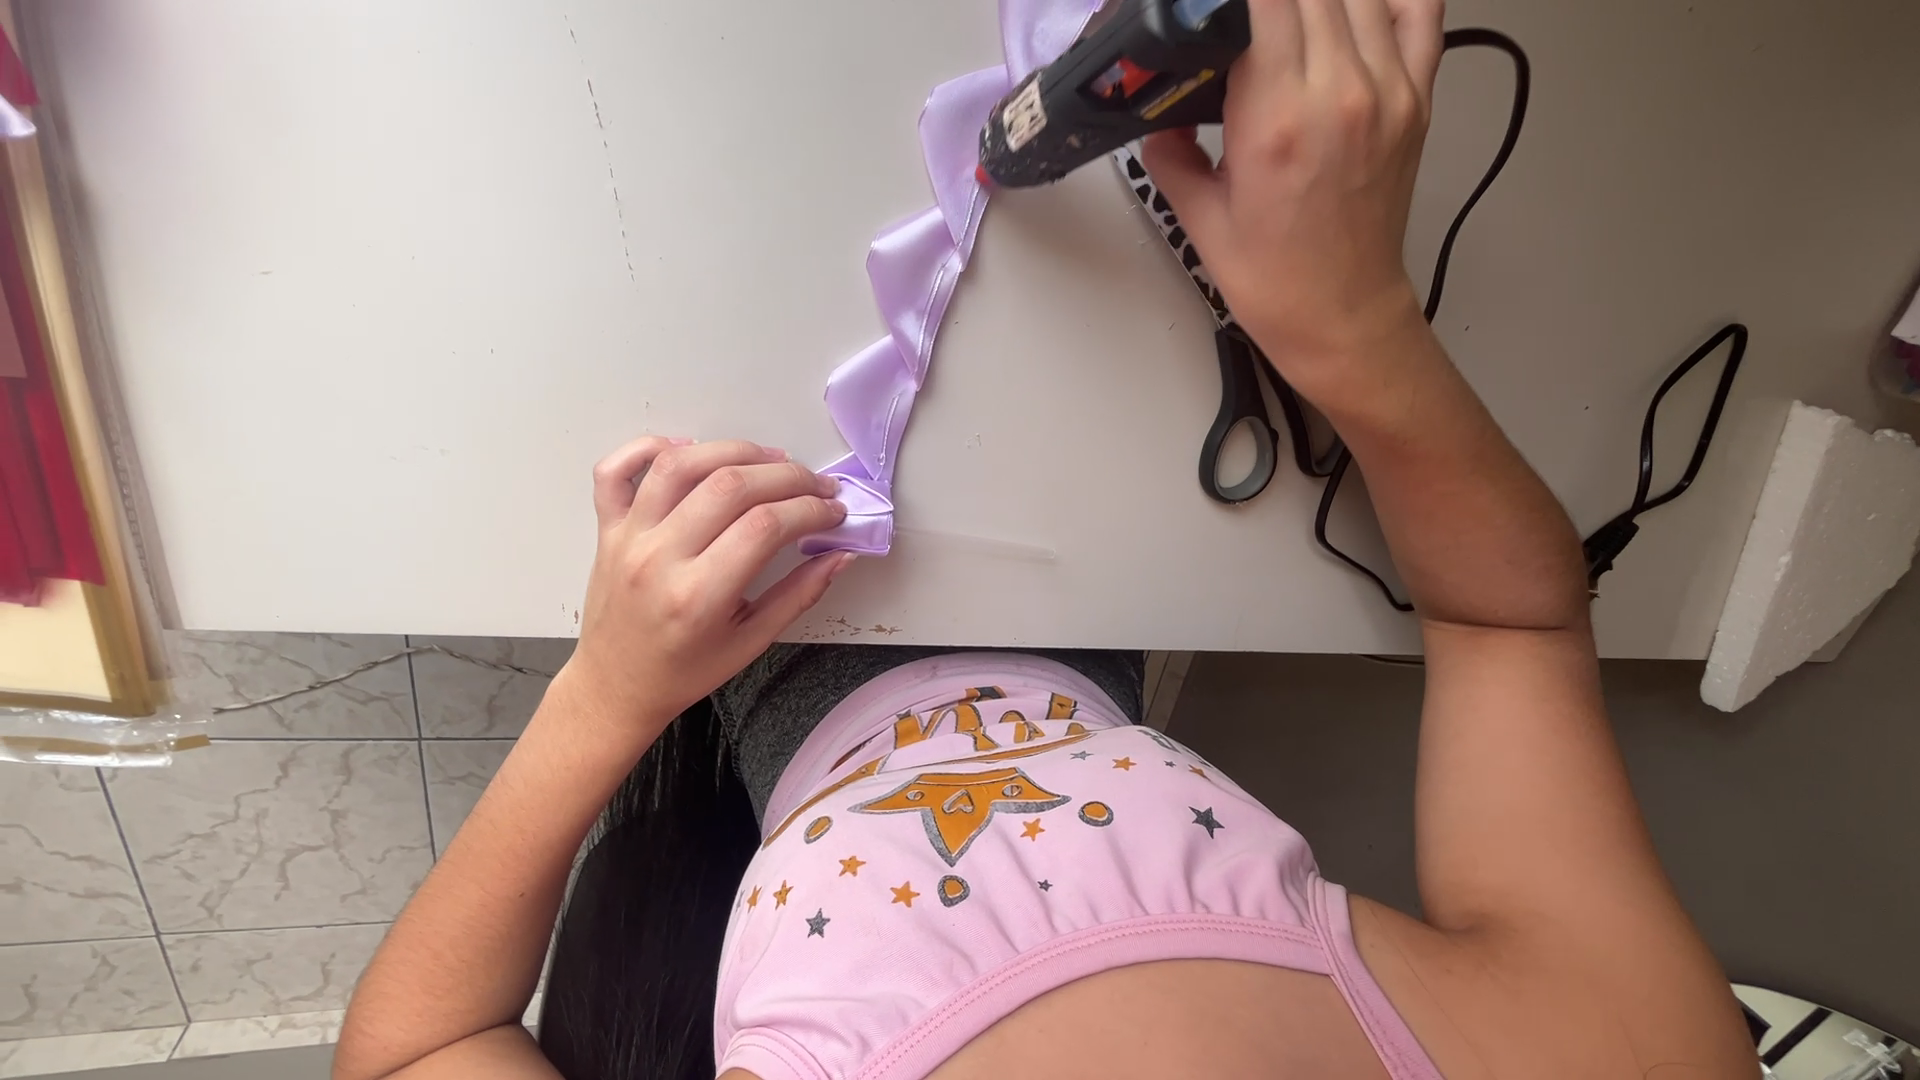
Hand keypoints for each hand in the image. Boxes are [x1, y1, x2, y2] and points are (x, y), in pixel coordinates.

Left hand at [558, 436, 853, 737]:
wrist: (616, 687)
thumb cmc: (686, 671)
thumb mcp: (752, 641)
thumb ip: (800, 595)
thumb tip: (842, 554)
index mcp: (698, 596)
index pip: (765, 526)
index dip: (810, 510)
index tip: (834, 512)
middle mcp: (659, 558)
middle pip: (730, 486)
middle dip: (788, 477)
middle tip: (817, 485)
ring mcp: (629, 538)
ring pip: (680, 466)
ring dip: (733, 450)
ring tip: (770, 459)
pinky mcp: (607, 529)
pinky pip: (614, 471)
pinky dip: (647, 446)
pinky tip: (688, 448)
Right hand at [1143, 0, 1444, 371]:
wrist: (1341, 316)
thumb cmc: (1273, 280)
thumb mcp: (1202, 222)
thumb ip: (1174, 159)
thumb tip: (1159, 122)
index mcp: (1277, 122)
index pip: (1261, 4)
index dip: (1227, 0)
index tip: (1207, 13)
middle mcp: (1339, 91)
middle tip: (1238, 22)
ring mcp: (1388, 90)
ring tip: (1281, 23)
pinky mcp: (1416, 100)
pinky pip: (1418, 12)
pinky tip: (1350, 12)